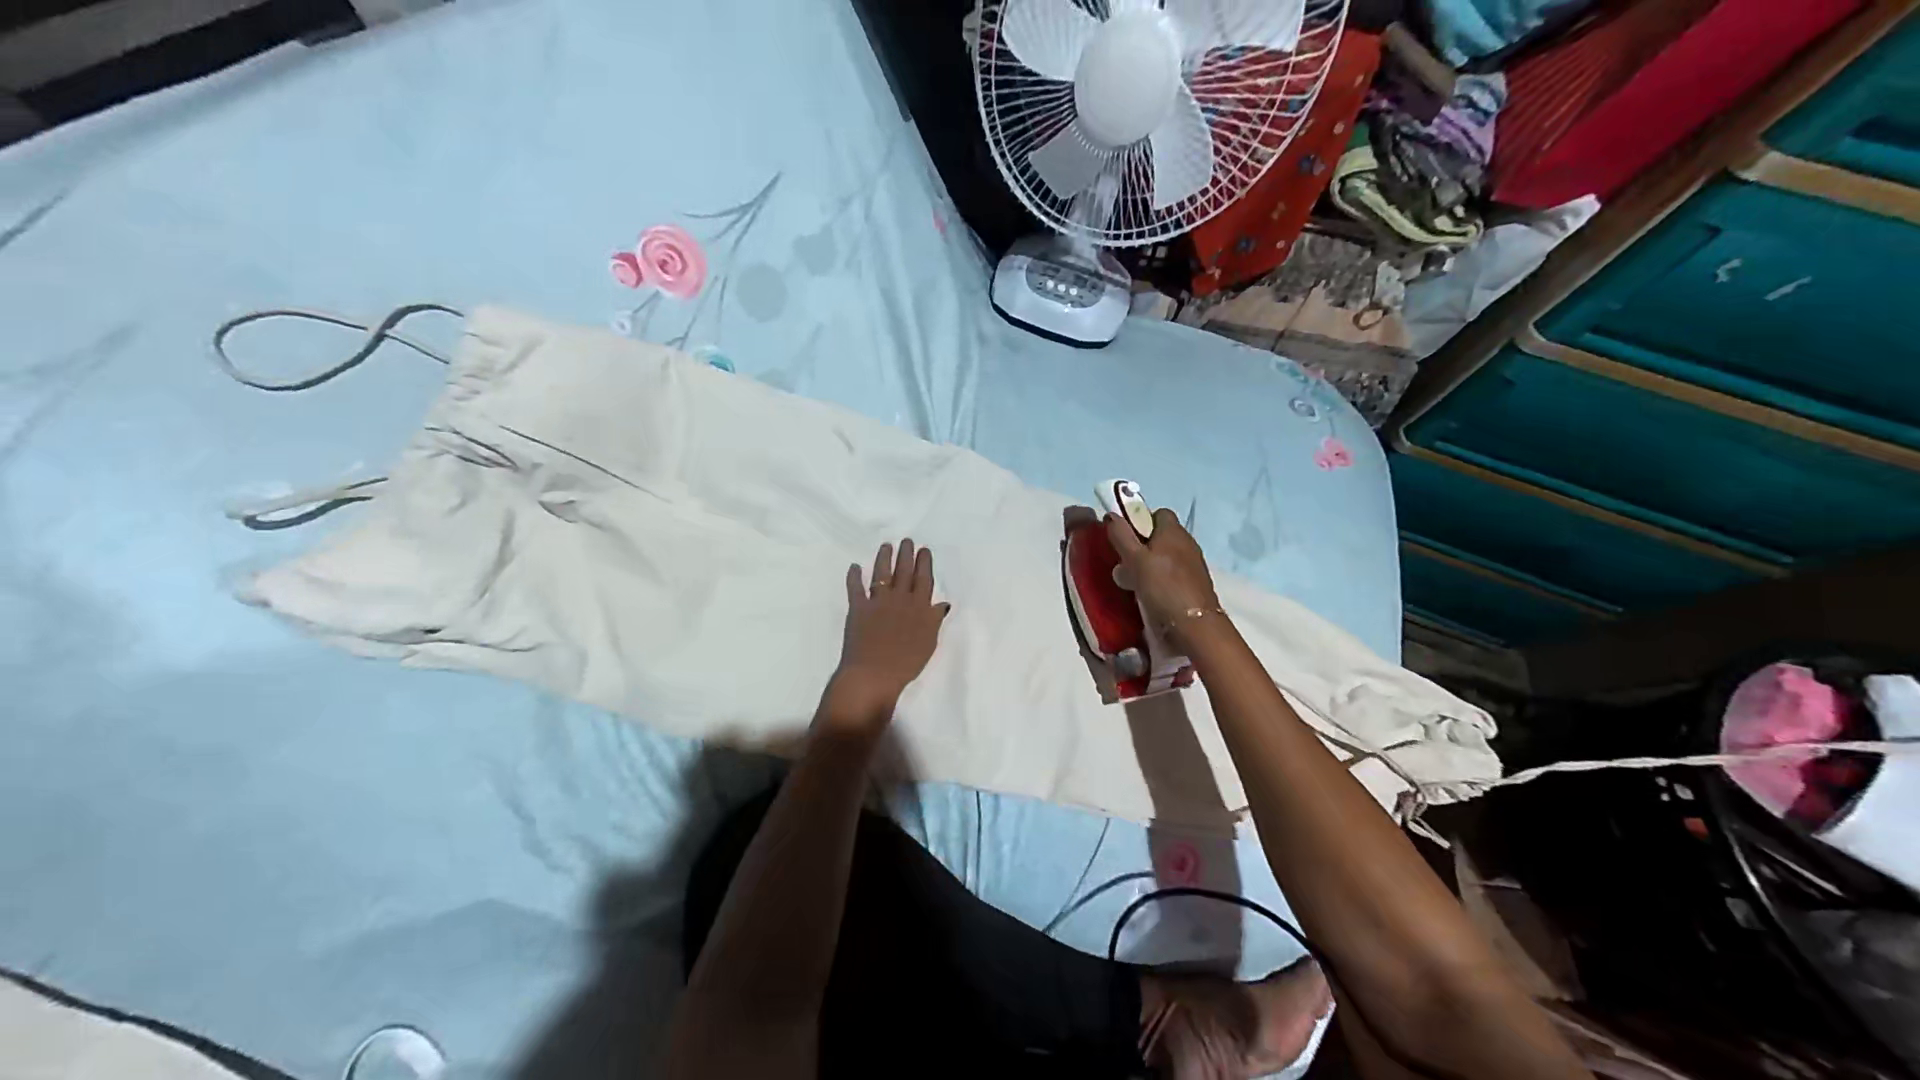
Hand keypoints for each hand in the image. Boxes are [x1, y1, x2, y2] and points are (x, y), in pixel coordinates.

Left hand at [819, 538, 950, 736]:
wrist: (875, 673)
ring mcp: (878, 602)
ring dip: (884, 558)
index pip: (924, 579)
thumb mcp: (929, 642)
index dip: (924, 563)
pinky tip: (854, 566)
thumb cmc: (907, 663)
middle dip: (906, 554)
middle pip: (904, 571)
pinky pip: (855, 587)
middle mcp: (900, 599)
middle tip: (907, 540)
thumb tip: (942, 603)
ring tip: (886, 546)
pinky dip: (854, 576)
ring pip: (882, 573)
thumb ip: (934, 620)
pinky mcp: (858, 608)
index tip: (924, 549)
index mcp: (920, 607)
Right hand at [1105, 508, 1221, 643]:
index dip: (1140, 521)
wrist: (1195, 626)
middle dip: (1140, 548)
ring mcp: (1193, 566)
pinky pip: (1171, 576)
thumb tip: (1112, 515)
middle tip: (1125, 565)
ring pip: (1164, 558)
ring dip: (1148, 567)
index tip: (1125, 538)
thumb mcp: (1135, 560)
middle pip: (1160, 537)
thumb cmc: (1163, 587)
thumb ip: (1121, 536)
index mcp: (1173, 531)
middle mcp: (1186, 544)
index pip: (1158, 513)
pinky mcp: (1194, 586)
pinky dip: (1158, 583)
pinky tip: (1148, 597)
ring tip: (1132, 585)